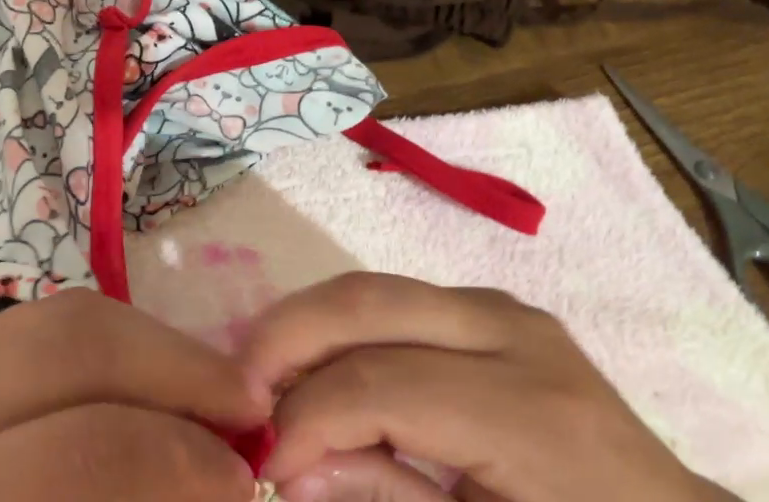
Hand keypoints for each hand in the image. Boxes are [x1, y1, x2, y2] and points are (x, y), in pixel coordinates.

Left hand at [0, 288, 269, 501]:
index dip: (181, 458)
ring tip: (209, 386)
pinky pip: (39, 328)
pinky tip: (149, 379)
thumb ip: (144, 501)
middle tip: (248, 409)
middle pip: (71, 349)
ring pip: (58, 318)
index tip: (245, 481)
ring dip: (151, 345)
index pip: (85, 453)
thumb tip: (227, 478)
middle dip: (179, 371)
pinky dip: (110, 345)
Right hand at [237, 274, 736, 501]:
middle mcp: (514, 335)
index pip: (381, 385)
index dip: (307, 419)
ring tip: (266, 378)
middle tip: (239, 391)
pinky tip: (316, 366)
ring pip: (371, 287)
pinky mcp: (490, 306)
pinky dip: (340, 325)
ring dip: (305, 326)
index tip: (264, 462)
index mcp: (530, 414)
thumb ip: (384, 495)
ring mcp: (504, 309)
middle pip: (366, 303)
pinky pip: (393, 298)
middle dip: (285, 340)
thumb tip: (289, 467)